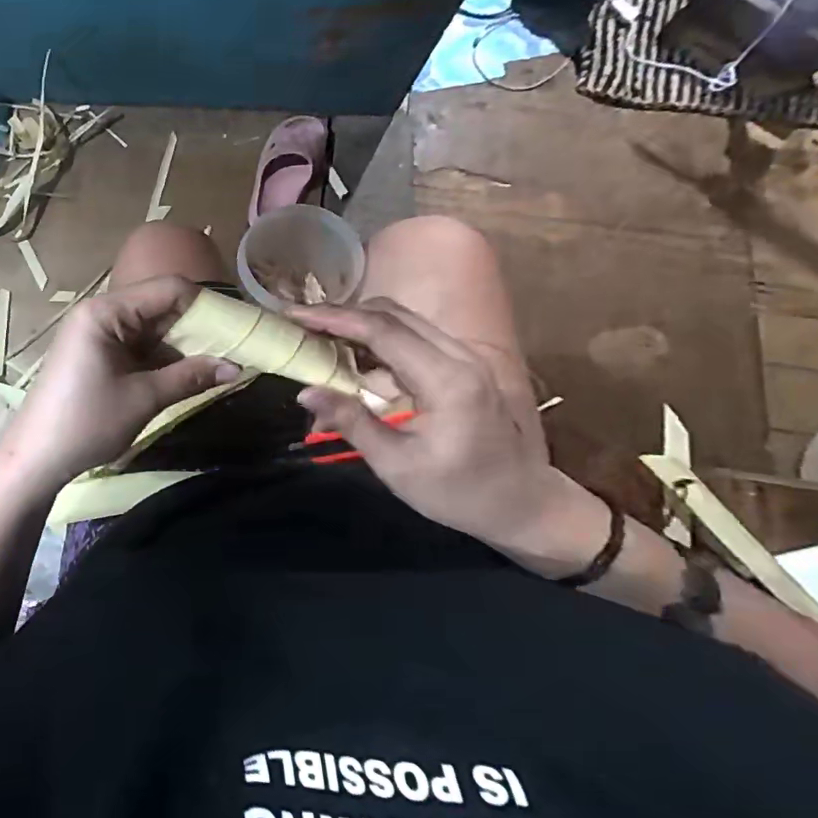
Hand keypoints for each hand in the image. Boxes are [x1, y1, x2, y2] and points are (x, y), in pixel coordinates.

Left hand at [0, 276, 238, 487]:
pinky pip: (137, 345)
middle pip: (160, 305)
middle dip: (197, 328)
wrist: (36, 458)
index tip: (238, 329)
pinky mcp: (95, 354)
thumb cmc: (87, 422)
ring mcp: (95, 333)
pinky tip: (187, 374)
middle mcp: (99, 312)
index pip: (168, 289)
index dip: (206, 306)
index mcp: (105, 311)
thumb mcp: (143, 399)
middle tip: (234, 350)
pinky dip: (162, 358)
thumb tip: (237, 367)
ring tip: (218, 365)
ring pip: (151, 328)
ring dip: (182, 345)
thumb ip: (191, 377)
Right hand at [288, 299, 581, 556]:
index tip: (294, 316)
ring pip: (404, 320)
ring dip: (358, 322)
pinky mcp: (462, 365)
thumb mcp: (396, 465)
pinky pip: (414, 336)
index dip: (334, 318)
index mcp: (447, 380)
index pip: (383, 330)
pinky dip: (377, 336)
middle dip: (341, 313)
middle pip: (393, 314)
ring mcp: (465, 358)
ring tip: (317, 336)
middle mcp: (460, 357)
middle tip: (299, 324)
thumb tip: (305, 393)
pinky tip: (351, 354)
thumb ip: (352, 422)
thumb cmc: (458, 492)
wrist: (523, 504)